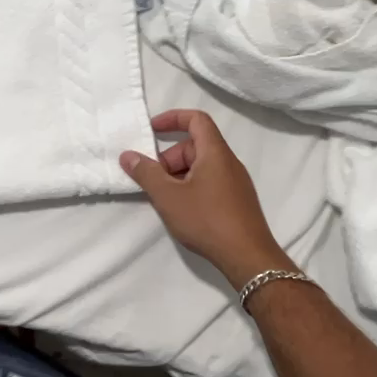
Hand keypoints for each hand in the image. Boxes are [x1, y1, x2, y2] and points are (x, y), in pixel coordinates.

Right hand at [120, 109, 296, 287]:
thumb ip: (146, 173)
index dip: (173, 118)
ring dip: (178, 174)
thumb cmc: (207, 220)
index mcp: (215, 153)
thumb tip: (128, 155)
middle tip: (153, 180)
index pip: (197, 120)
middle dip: (169, 157)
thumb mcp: (168, 196)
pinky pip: (210, 181)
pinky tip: (183, 210)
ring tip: (165, 198)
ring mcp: (236, 183)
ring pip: (202, 166)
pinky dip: (191, 186)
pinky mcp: (238, 201)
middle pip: (195, 146)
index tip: (152, 129)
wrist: (248, 258)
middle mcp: (229, 162)